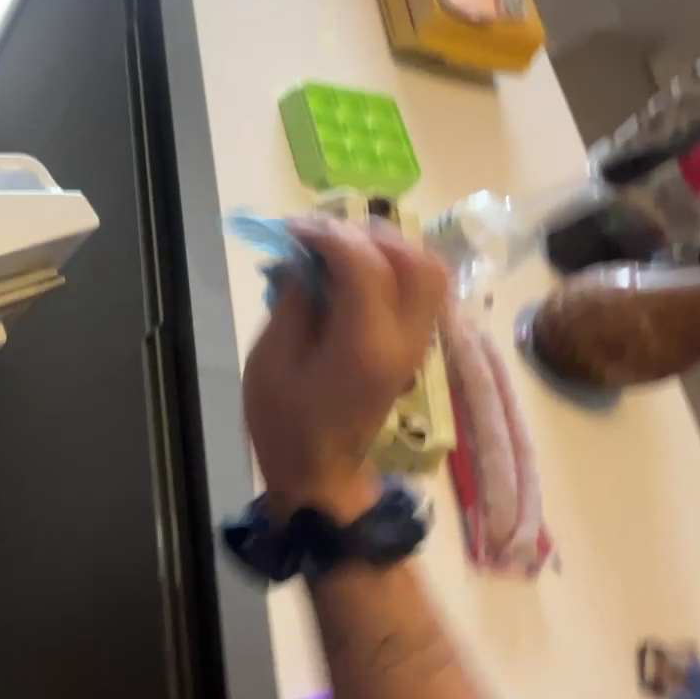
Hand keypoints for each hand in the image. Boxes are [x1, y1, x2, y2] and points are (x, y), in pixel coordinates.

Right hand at [243, 218, 446, 522]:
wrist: (319, 469)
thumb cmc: (282, 419)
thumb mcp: (270, 359)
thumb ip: (291, 304)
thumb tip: (299, 262)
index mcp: (363, 346)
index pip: (366, 267)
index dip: (329, 237)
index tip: (291, 229)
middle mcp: (404, 339)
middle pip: (416, 261)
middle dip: (368, 234)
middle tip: (319, 233)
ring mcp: (417, 343)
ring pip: (429, 272)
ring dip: (387, 246)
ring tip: (337, 245)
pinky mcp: (413, 345)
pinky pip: (421, 290)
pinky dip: (392, 266)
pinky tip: (352, 269)